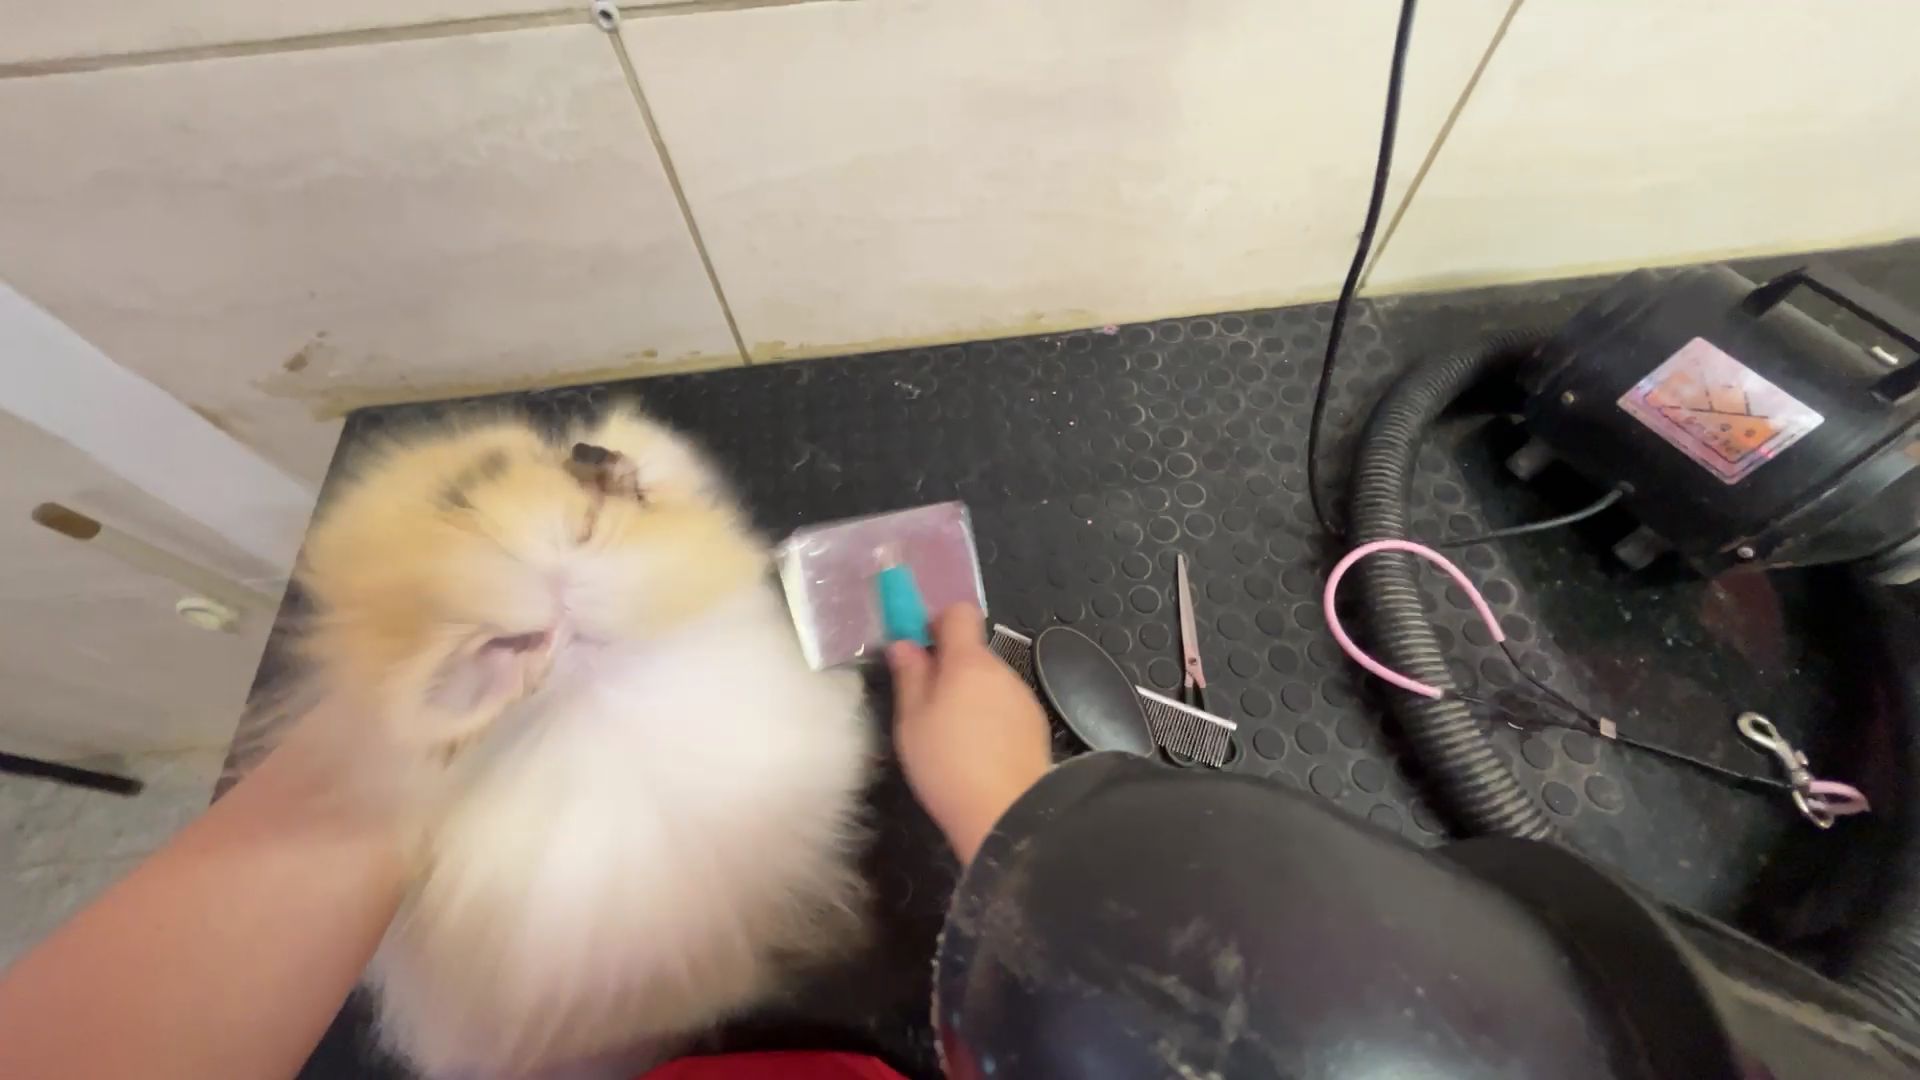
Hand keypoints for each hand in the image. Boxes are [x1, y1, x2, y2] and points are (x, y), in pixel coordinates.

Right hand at [887, 604, 1053, 862]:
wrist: (1009, 814)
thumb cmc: (948, 765)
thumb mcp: (912, 722)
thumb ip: (910, 676)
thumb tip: (905, 644)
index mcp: (968, 662)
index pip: (959, 613)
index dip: (937, 622)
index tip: (920, 649)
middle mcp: (1002, 670)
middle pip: (973, 651)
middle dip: (949, 668)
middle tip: (926, 705)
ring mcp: (1023, 696)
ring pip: (989, 681)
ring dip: (970, 694)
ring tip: (953, 737)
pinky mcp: (1036, 724)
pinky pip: (1005, 705)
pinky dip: (991, 717)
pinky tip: (980, 752)